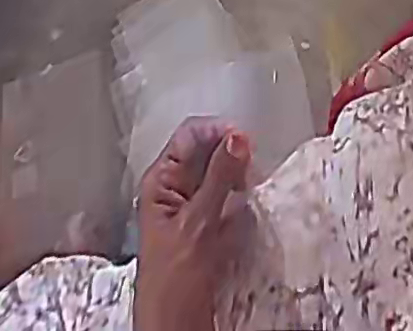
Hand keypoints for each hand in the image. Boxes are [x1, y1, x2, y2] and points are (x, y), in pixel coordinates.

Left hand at [132, 118, 252, 330]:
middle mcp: (176, 187)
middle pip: (209, 150)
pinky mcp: (210, 224)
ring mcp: (193, 205)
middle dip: (232, 154)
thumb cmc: (174, 282)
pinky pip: (230, 196)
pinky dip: (242, 197)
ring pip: (222, 172)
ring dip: (239, 177)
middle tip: (250, 168)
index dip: (217, 131)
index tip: (244, 141)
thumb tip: (238, 136)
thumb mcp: (197, 224)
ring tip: (250, 188)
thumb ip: (219, 178)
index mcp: (161, 180)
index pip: (191, 135)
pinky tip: (248, 208)